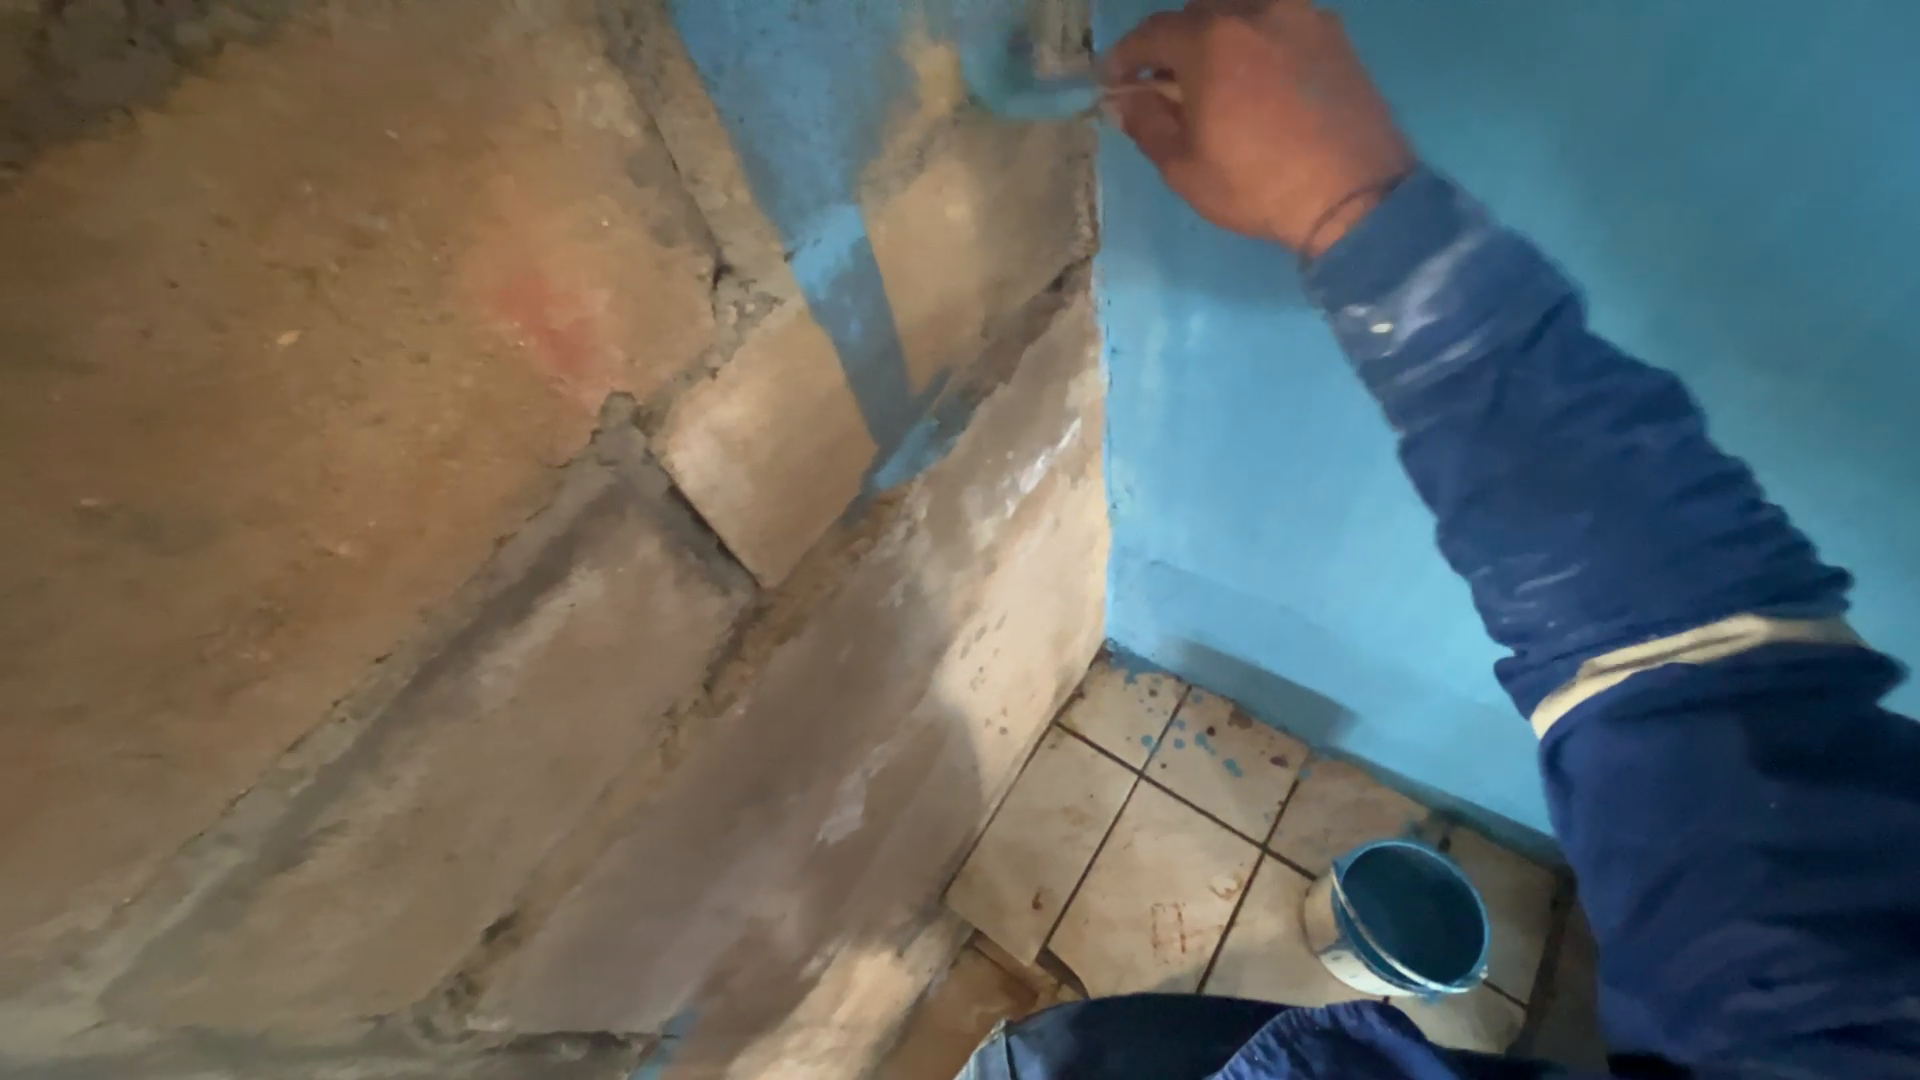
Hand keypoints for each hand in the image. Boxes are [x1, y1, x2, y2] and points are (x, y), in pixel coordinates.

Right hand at [1105, 0, 1414, 256]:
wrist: (1351, 192)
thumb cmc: (1254, 187)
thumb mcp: (1184, 168)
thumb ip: (1148, 125)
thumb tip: (1124, 101)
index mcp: (1211, 39)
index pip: (1153, 32)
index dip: (1125, 56)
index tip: (1111, 81)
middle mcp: (1256, 8)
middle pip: (1198, 11)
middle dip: (1172, 43)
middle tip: (1160, 83)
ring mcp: (1301, 13)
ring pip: (1242, 9)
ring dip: (1215, 36)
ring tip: (1210, 78)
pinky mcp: (1332, 32)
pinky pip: (1278, 20)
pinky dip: (1254, 39)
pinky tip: (1253, 77)